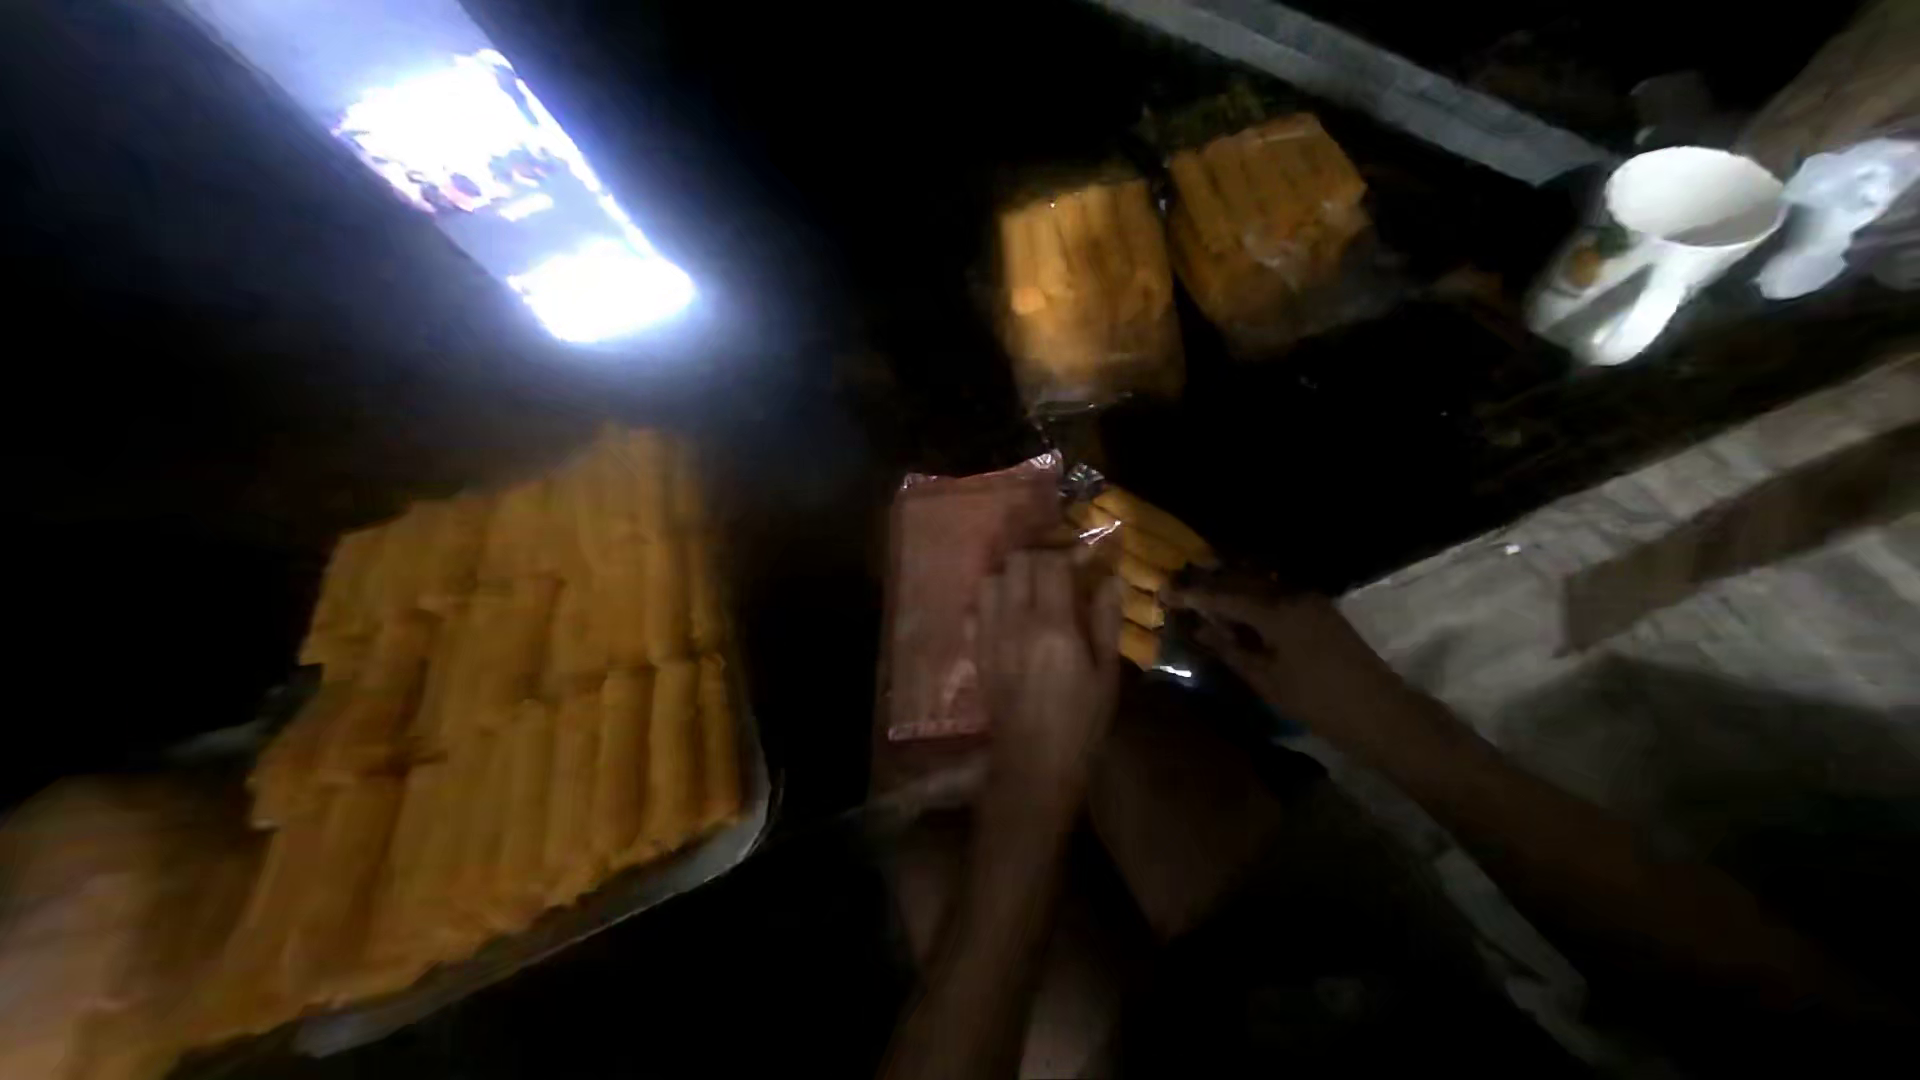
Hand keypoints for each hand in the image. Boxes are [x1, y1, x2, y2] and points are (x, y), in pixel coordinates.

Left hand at [976, 550, 1123, 813]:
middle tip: (1060, 572)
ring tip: (1032, 591)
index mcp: (1053, 626)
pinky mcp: (976, 651)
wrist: (1033, 763)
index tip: (1086, 558)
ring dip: (1012, 577)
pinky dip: (990, 602)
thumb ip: (1106, 620)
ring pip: (990, 580)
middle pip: (1016, 563)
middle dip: (1040, 558)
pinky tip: (1008, 615)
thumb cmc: (1081, 722)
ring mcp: (989, 636)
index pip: (1051, 564)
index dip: (1069, 553)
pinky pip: (974, 609)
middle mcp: (1015, 622)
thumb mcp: (1106, 673)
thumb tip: (1109, 579)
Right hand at [1165, 573, 1412, 756]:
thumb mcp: (1264, 679)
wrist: (1382, 713)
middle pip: (1240, 579)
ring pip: (1258, 582)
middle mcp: (1291, 594)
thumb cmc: (1318, 701)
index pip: (1222, 596)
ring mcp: (1308, 598)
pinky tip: (1235, 606)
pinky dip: (1250, 594)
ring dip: (1228, 585)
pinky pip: (1274, 591)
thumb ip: (1229, 648)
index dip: (1191, 594)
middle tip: (1177, 585)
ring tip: (1200, 592)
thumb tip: (1199, 627)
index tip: (1163, 591)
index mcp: (1276, 611)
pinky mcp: (1318, 608)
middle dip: (1207, 581)